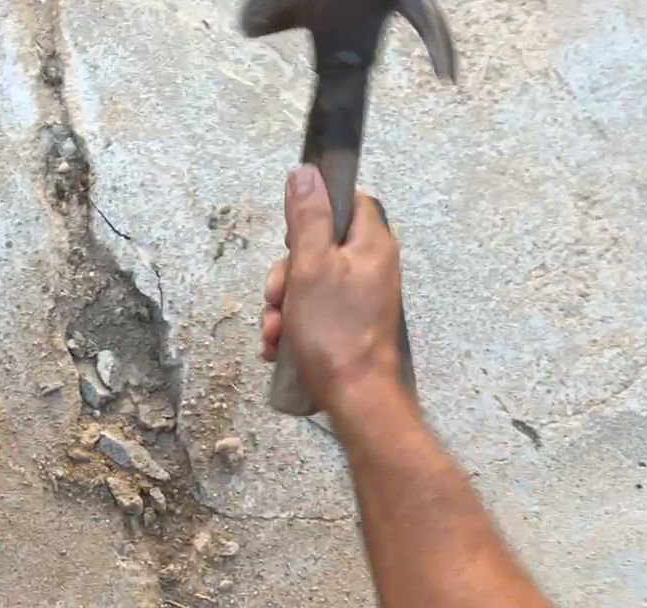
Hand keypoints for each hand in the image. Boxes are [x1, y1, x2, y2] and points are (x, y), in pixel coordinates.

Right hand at [259, 165, 413, 415]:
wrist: (354, 396)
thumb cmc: (334, 331)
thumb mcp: (310, 268)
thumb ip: (307, 218)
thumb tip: (304, 172)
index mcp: (371, 245)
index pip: (347, 203)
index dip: (313, 215)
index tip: (292, 241)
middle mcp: (370, 268)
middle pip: (317, 250)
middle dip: (284, 278)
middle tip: (275, 299)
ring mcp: (358, 301)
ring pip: (307, 287)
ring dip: (281, 309)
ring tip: (274, 334)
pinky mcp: (346, 329)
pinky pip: (312, 316)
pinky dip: (291, 329)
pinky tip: (278, 348)